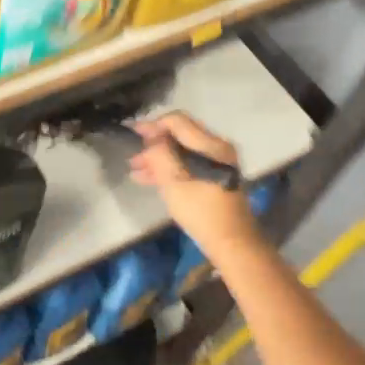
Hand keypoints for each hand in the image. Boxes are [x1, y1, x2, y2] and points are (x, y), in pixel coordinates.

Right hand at [129, 112, 261, 256]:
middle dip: (154, 142)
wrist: (231, 242)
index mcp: (211, 145)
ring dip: (159, 156)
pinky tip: (147, 178)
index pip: (178, 121)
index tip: (133, 134)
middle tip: (134, 153)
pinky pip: (188, 163)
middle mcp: (217, 147)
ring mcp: (217, 162)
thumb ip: (160, 155)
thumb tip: (151, 141)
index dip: (153, 125)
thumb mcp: (174, 182)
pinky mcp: (214, 176)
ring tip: (136, 167)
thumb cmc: (201, 211)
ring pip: (182, 150)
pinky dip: (170, 167)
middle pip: (180, 134)